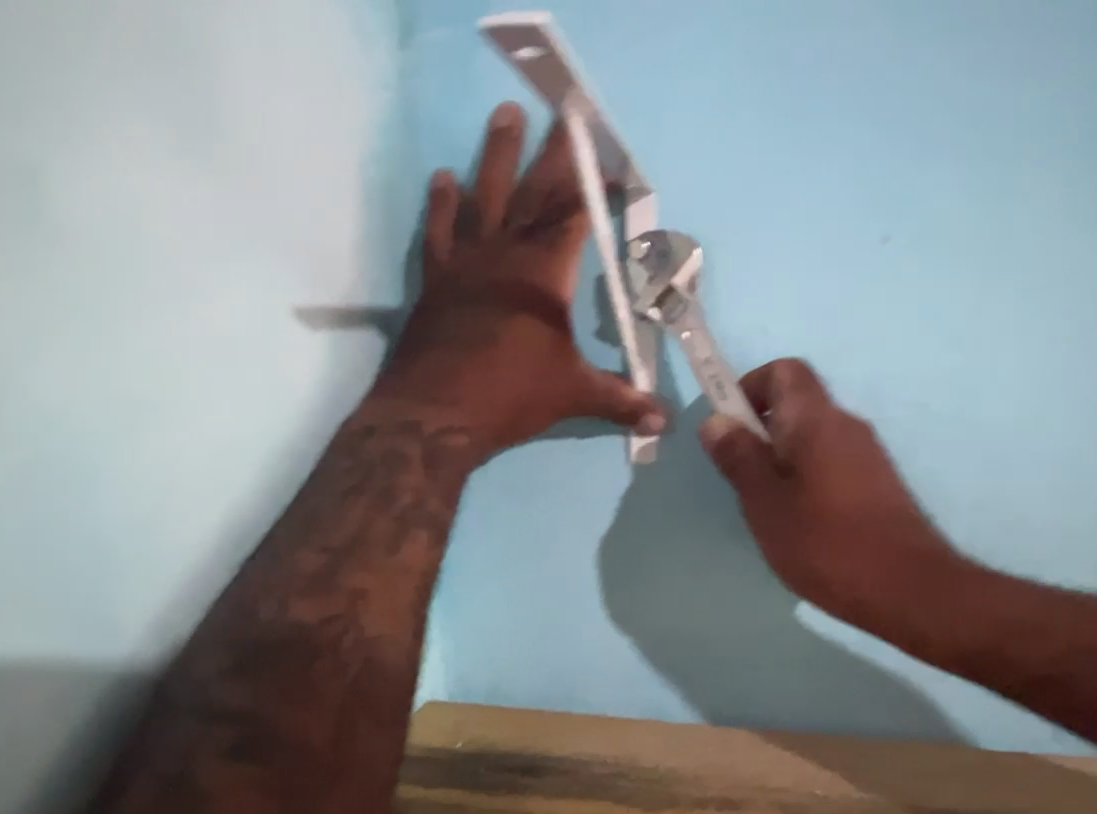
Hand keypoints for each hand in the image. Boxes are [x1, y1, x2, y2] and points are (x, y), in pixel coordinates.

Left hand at [367, 102, 665, 458]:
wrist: (432, 414)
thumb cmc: (509, 396)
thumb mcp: (573, 395)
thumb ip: (619, 400)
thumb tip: (664, 421)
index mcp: (546, 274)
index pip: (577, 216)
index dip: (596, 187)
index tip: (613, 165)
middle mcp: (505, 255)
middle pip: (535, 192)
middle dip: (554, 152)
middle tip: (564, 110)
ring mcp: (465, 265)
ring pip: (484, 196)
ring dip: (496, 155)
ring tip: (505, 113)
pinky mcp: (435, 282)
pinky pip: (439, 232)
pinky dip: (441, 205)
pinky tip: (444, 178)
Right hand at [699, 358, 981, 642]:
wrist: (907, 589)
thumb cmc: (825, 543)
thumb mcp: (765, 502)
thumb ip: (739, 458)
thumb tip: (716, 420)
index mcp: (816, 420)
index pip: (784, 370)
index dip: (749, 386)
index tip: (728, 426)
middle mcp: (846, 425)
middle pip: (796, 405)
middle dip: (759, 431)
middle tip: (739, 478)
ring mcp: (866, 455)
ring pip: (811, 439)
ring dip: (780, 460)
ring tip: (766, 508)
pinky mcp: (876, 485)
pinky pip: (829, 463)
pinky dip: (804, 479)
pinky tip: (798, 524)